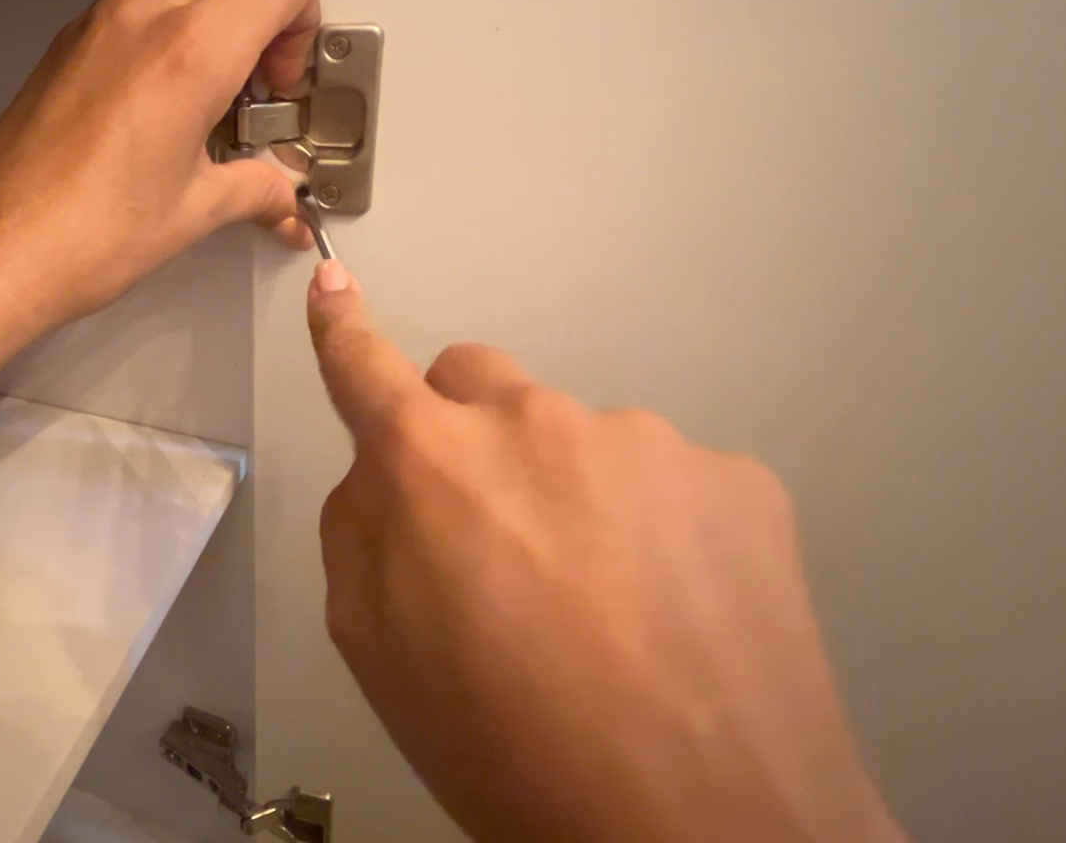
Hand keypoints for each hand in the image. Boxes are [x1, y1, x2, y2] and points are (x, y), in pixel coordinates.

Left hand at [0, 0, 317, 332]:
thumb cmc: (80, 234)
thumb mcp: (192, 213)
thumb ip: (253, 191)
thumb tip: (278, 195)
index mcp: (190, 53)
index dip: (303, 16)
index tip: (284, 77)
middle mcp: (139, 20)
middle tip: (254, 73)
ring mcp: (93, 26)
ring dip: (203, 8)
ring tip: (208, 88)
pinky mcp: (63, 46)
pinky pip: (125, 3)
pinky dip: (158, 28)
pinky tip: (159, 102)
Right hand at [305, 260, 907, 842]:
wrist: (697, 832)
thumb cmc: (496, 738)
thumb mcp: (370, 639)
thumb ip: (358, 524)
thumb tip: (383, 469)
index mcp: (429, 460)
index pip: (364, 365)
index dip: (339, 323)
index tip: (330, 278)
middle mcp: (530, 421)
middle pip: (473, 375)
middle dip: (462, 425)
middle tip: (490, 522)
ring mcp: (641, 439)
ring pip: (571, 430)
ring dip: (564, 483)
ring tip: (598, 594)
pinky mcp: (735, 475)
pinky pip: (660, 473)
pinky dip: (649, 517)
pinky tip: (668, 603)